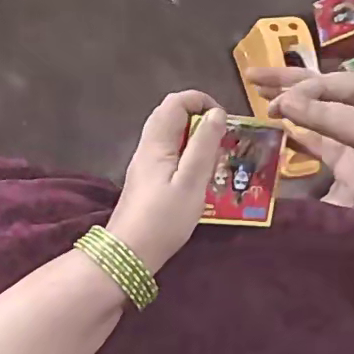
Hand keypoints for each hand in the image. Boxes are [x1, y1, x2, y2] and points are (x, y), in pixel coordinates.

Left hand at [107, 91, 228, 271]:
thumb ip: (204, 145)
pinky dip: (185, 155)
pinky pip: (167, 155)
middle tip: (221, 139)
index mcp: (156, 142)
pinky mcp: (146, 181)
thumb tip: (217, 113)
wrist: (130, 252)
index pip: (175, 102)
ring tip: (214, 158)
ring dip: (193, 138)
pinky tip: (197, 177)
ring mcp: (144, 165)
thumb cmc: (164, 218)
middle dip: (198, 118)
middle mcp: (147, 148)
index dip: (200, 101)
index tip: (223, 120)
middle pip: (170, 116)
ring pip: (168, 136)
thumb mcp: (192, 181)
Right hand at [248, 68, 353, 223]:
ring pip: (310, 115)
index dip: (300, 86)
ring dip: (287, 108)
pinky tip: (276, 128)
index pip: (328, 82)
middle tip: (252, 75)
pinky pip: (311, 142)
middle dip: (285, 83)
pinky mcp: (339, 159)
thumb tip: (284, 102)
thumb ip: (325, 117)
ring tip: (259, 100)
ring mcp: (346, 134)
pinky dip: (294, 135)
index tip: (276, 97)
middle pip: (315, 91)